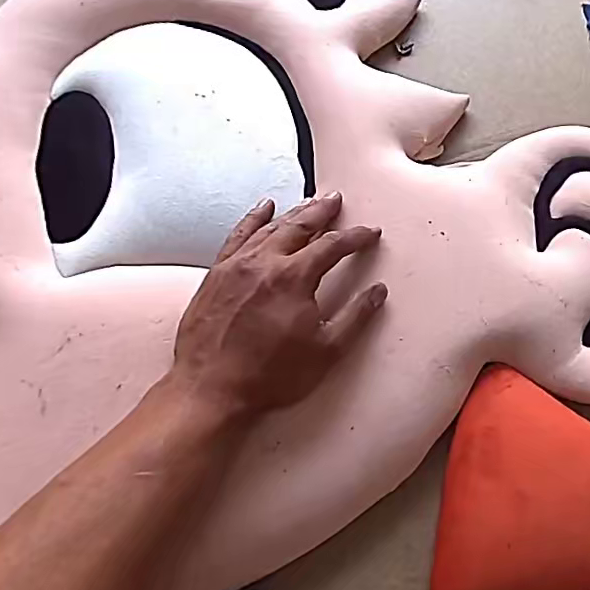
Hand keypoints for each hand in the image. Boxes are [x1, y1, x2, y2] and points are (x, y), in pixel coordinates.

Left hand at [169, 193, 386, 418]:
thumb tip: (377, 292)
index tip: (369, 235)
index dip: (355, 238)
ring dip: (293, 212)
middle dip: (322, 211)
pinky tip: (263, 208)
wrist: (212, 389)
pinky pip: (237, 236)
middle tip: (336, 200)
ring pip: (270, 227)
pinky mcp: (216, 275)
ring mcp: (236, 266)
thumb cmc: (270, 376)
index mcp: (294, 278)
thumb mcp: (326, 352)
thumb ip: (356, 317)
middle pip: (299, 226)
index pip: (332, 246)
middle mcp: (264, 263)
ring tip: (309, 203)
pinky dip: (252, 219)